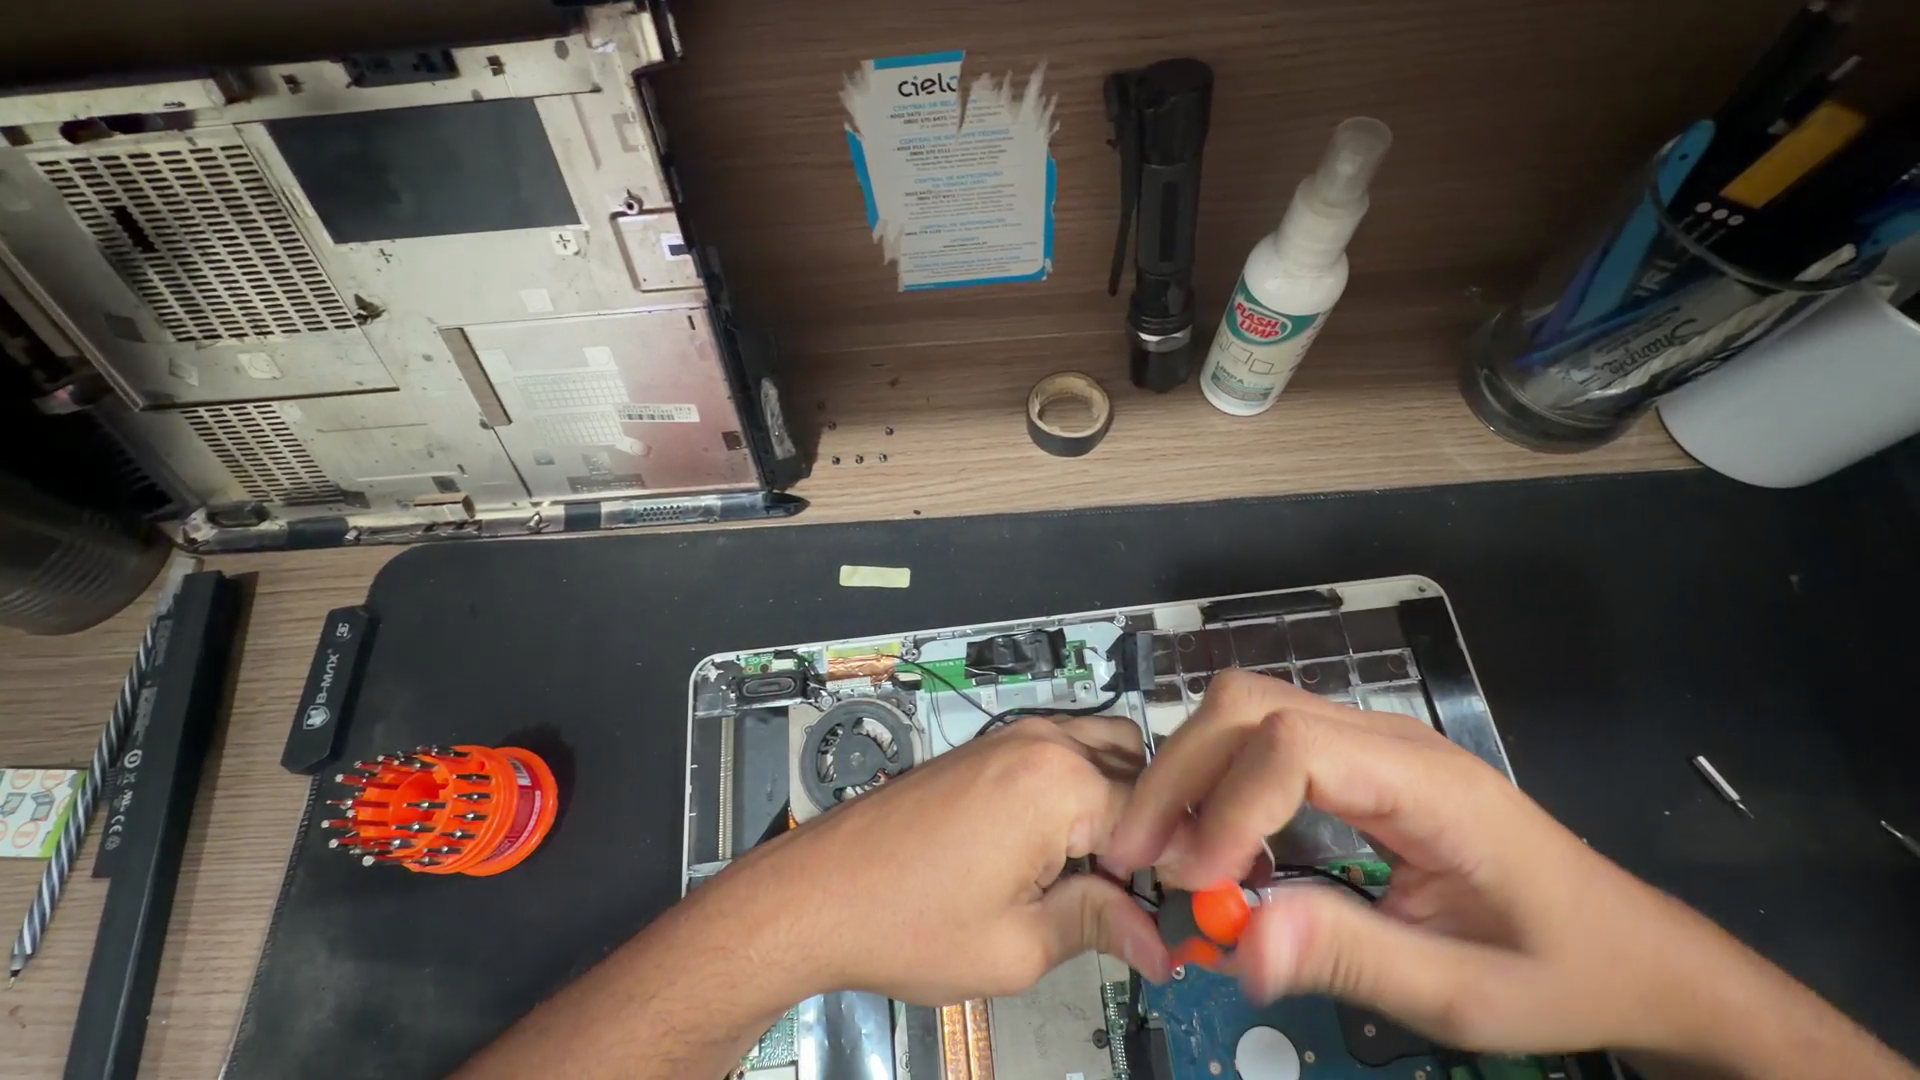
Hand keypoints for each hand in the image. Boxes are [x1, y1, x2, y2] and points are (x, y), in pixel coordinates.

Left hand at [723, 714, 1171, 1004]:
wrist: (816, 893)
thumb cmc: (908, 922)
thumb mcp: (1018, 945)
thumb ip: (1100, 928)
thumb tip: (1160, 945)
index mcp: (1058, 782)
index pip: (1156, 820)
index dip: (1173, 874)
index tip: (1179, 918)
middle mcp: (1040, 742)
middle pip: (1136, 768)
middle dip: (1151, 827)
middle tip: (1140, 894)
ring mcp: (1008, 738)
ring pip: (1100, 752)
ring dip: (1117, 803)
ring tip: (1100, 874)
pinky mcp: (985, 749)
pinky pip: (1058, 755)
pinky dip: (1078, 791)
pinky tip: (1058, 850)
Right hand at [1103, 670, 1915, 1076]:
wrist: (1632, 949)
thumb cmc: (1561, 971)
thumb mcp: (1465, 994)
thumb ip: (1350, 958)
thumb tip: (1238, 943)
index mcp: (1426, 782)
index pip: (1293, 746)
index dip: (1228, 806)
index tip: (1195, 884)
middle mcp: (1384, 736)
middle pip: (1246, 705)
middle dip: (1177, 772)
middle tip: (1136, 854)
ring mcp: (1363, 738)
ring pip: (1241, 710)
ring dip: (1186, 772)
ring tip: (1163, 848)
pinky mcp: (1349, 756)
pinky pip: (1255, 740)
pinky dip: (1211, 780)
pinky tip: (1207, 839)